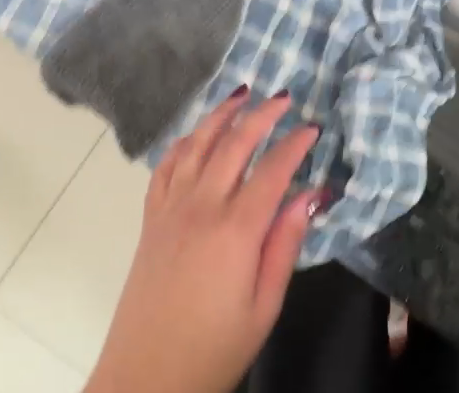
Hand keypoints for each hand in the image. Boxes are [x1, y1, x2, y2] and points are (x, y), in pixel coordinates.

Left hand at [85, 91, 325, 392]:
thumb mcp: (264, 306)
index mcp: (235, 230)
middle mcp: (200, 207)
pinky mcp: (151, 220)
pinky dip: (182, 143)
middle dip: (261, 114)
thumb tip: (310, 195)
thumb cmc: (214, 348)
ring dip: (220, 116)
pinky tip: (195, 135)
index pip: (272, 170)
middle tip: (284, 97)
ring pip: (196, 145)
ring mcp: (170, 210)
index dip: (295, 144)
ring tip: (241, 94)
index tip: (314, 127)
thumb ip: (285, 245)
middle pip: (233, 144)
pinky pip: (165, 168)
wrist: (145, 378)